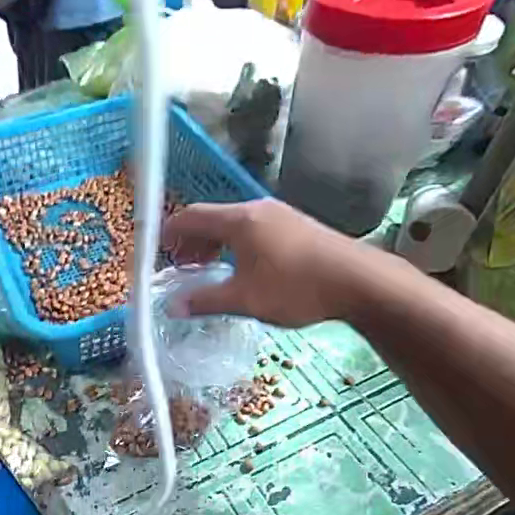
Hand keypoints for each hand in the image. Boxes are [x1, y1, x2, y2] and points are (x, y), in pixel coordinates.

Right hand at [162, 200, 389, 327]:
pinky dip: (237, 246)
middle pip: (213, 218)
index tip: (157, 251)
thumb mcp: (245, 299)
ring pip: (235, 225)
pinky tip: (244, 270)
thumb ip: (205, 300)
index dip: (170, 233)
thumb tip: (172, 306)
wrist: (357, 281)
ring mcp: (280, 215)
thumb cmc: (295, 287)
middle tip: (183, 267)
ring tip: (210, 271)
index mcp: (240, 220)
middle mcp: (258, 209)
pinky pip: (254, 230)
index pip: (192, 216)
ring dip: (216, 245)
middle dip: (192, 241)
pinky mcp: (297, 227)